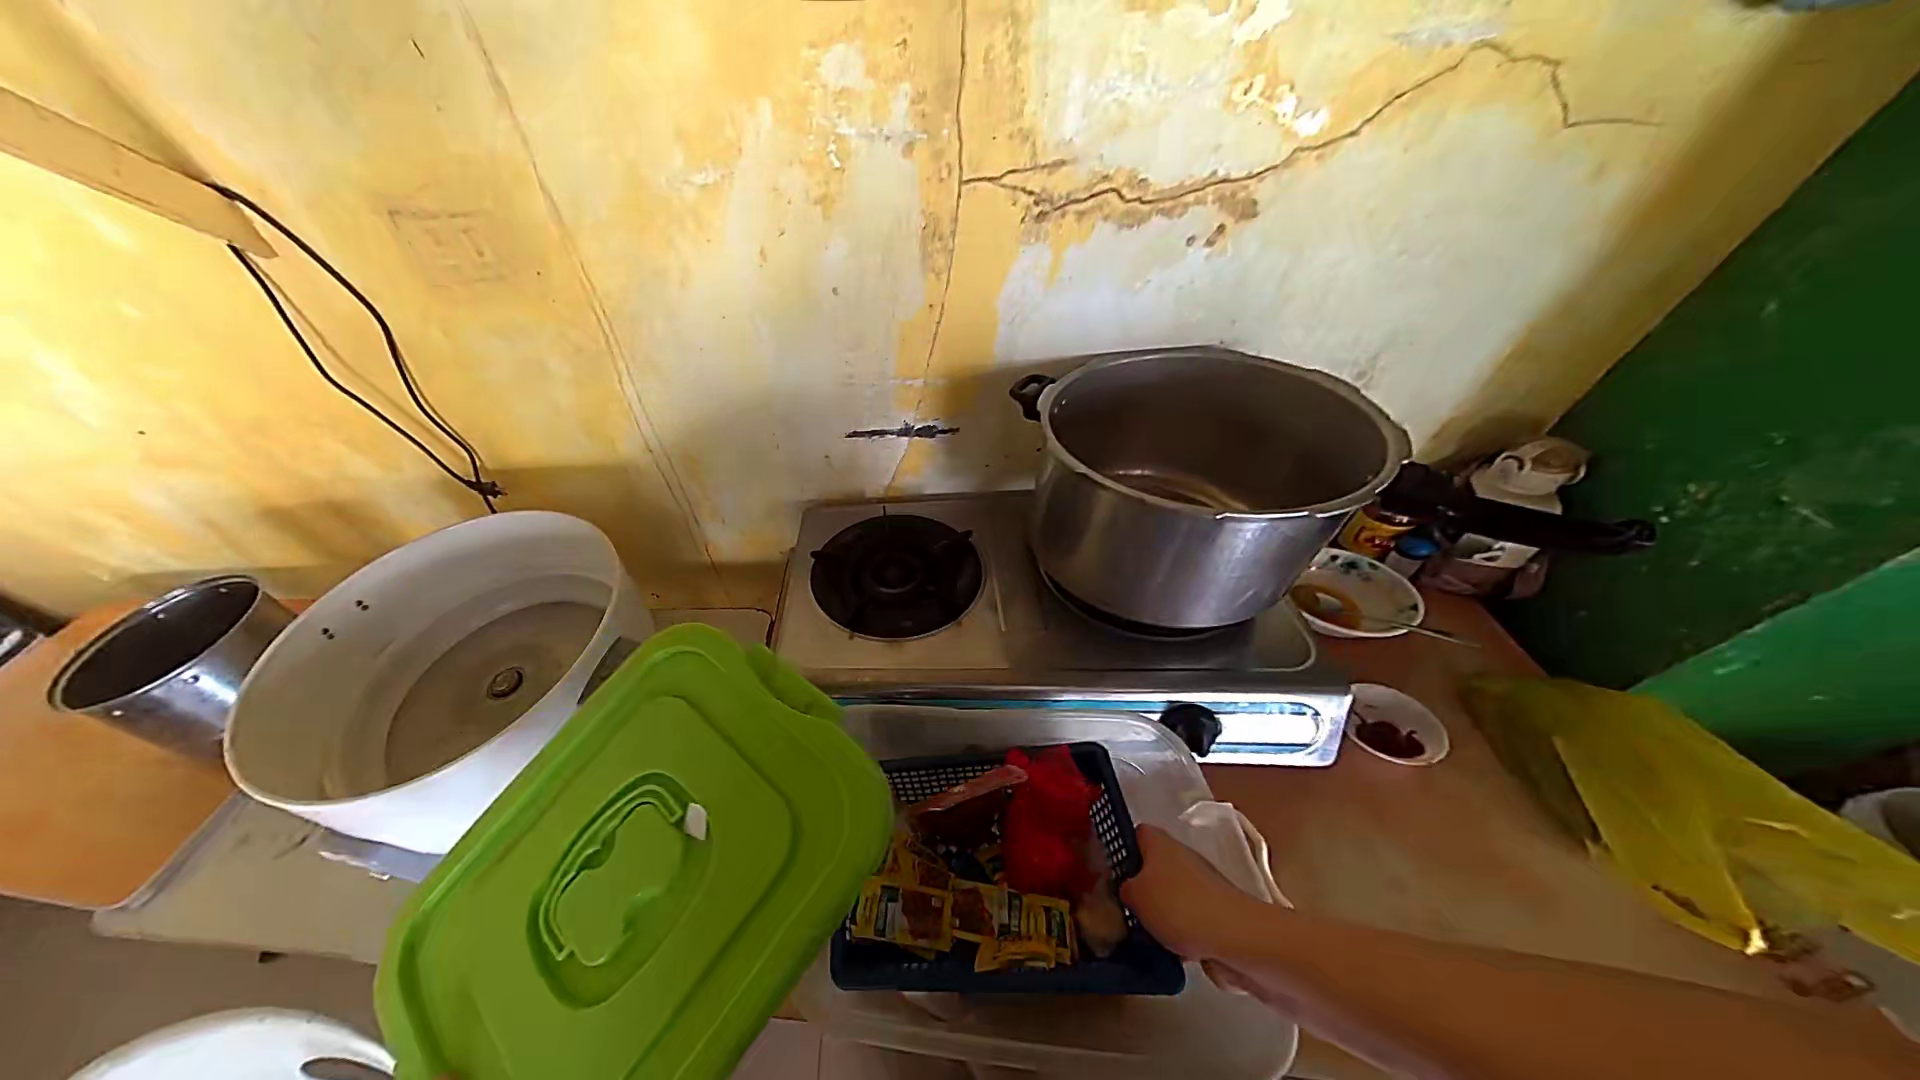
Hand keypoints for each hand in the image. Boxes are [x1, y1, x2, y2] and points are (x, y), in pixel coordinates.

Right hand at [1120, 824, 1265, 959]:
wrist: (1236, 939)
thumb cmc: (1178, 906)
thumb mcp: (1135, 895)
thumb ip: (1123, 889)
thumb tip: (1126, 889)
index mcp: (1160, 842)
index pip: (1135, 834)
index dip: (1120, 848)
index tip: (1106, 871)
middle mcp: (1181, 857)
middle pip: (1152, 866)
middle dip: (1138, 887)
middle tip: (1118, 907)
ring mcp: (1201, 885)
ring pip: (1169, 896)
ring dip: (1157, 914)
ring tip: (1137, 934)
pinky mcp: (1215, 913)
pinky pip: (1186, 920)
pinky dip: (1177, 934)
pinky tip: (1165, 952)